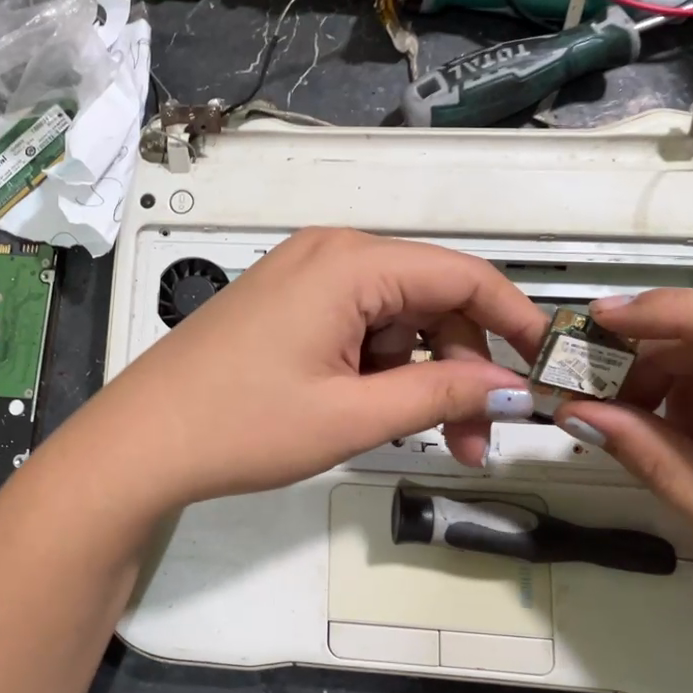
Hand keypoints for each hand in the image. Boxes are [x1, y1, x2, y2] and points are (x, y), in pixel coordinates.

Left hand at [50, 228, 550, 513]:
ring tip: (426, 439)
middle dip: (462, 366)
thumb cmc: (244, 424)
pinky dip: (381, 366)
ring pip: (396, 317)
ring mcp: (304, 275)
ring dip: (421, 374)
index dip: (515, 319)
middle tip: (476, 439)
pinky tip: (375, 412)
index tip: (548, 368)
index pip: (461, 275)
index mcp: (350, 263)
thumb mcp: (354, 416)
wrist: (143, 439)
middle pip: (430, 299)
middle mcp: (331, 253)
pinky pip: (358, 323)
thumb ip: (441, 395)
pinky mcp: (288, 301)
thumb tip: (510, 386)